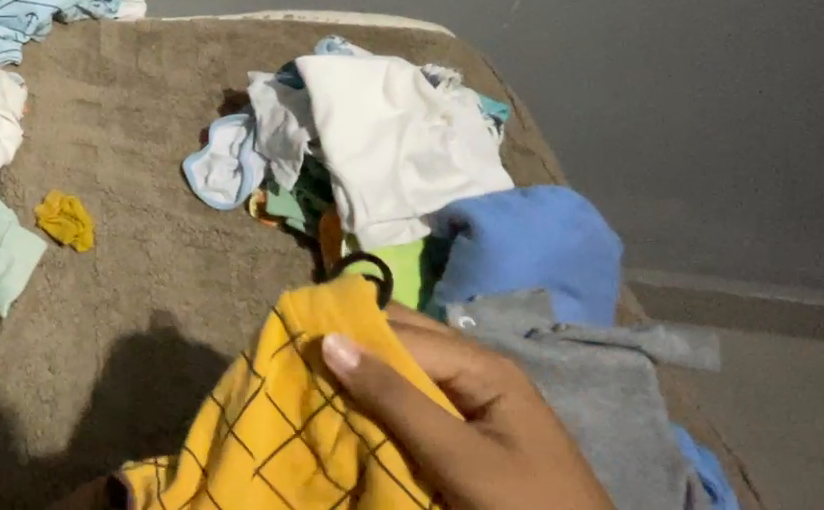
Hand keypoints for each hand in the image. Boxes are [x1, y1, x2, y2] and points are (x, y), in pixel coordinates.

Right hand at [321, 306, 614, 509]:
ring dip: (366, 372)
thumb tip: (328, 339)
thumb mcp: (459, 459)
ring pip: (407, 366)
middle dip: (355, 343)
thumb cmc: (527, 509)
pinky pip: (418, 397)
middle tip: (302, 352)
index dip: (349, 333)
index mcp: (483, 364)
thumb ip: (395, 399)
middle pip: (403, 338)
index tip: (296, 337)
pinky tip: (358, 406)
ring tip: (320, 376)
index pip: (399, 331)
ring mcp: (477, 399)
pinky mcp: (472, 430)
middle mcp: (478, 368)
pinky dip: (384, 398)